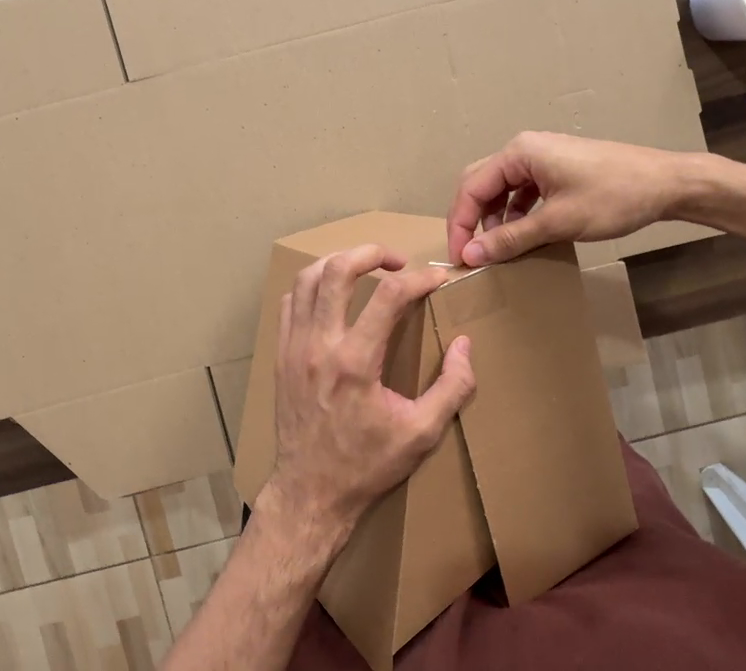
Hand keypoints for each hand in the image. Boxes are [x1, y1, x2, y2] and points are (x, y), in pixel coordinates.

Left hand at [265, 245, 476, 535]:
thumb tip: (464, 345)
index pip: (390, 295)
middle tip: (397, 261)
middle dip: (372, 253)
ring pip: (307, 279)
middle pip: (338, 270)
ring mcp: (294, 348)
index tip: (438, 279)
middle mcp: (320, 346)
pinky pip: (290, 302)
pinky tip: (333, 295)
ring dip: (339, 262)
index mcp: (356, 363)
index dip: (420, 278)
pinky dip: (312, 286)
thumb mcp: (421, 434)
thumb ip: (452, 387)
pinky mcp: (280, 356)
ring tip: (365, 268)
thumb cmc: (367, 465)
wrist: (311, 493)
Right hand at [448, 132, 688, 265]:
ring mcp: (542, 157)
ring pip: (502, 188)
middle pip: (481, 183)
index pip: (471, 187)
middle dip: (472, 219)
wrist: (665, 184)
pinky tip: (521, 235)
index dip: (460, 225)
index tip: (459, 259)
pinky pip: (523, 191)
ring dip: (494, 218)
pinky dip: (515, 213)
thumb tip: (471, 256)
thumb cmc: (612, 197)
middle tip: (469, 254)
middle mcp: (525, 149)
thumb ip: (511, 238)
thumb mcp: (558, 222)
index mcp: (519, 152)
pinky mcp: (558, 169)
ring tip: (496, 250)